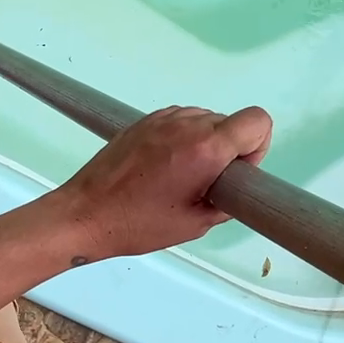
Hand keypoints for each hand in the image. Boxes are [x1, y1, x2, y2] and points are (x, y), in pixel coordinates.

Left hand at [53, 106, 272, 258]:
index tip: (235, 172)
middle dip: (227, 150)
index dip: (256, 147)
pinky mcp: (141, 121)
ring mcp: (160, 119)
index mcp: (205, 147)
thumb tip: (236, 189)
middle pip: (230, 122)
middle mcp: (185, 124)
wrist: (85, 213)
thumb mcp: (195, 223)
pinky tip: (162, 167)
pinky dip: (180, 138)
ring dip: (202, 143)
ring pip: (203, 120)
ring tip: (178, 177)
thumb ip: (226, 200)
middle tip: (202, 183)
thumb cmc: (136, 223)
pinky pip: (177, 122)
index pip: (257, 121)